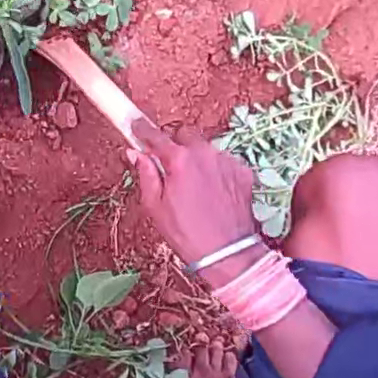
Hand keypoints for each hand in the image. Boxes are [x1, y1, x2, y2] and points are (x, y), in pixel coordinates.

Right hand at [127, 118, 259, 280]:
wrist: (226, 252)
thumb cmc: (185, 233)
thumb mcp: (154, 206)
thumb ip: (145, 174)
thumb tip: (135, 153)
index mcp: (179, 160)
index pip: (155, 135)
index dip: (142, 129)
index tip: (135, 124)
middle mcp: (205, 153)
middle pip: (184, 134)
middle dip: (174, 144)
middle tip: (168, 166)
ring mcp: (226, 161)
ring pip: (205, 148)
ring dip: (196, 159)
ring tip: (193, 187)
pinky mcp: (242, 171)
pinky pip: (223, 162)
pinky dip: (214, 171)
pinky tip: (211, 193)